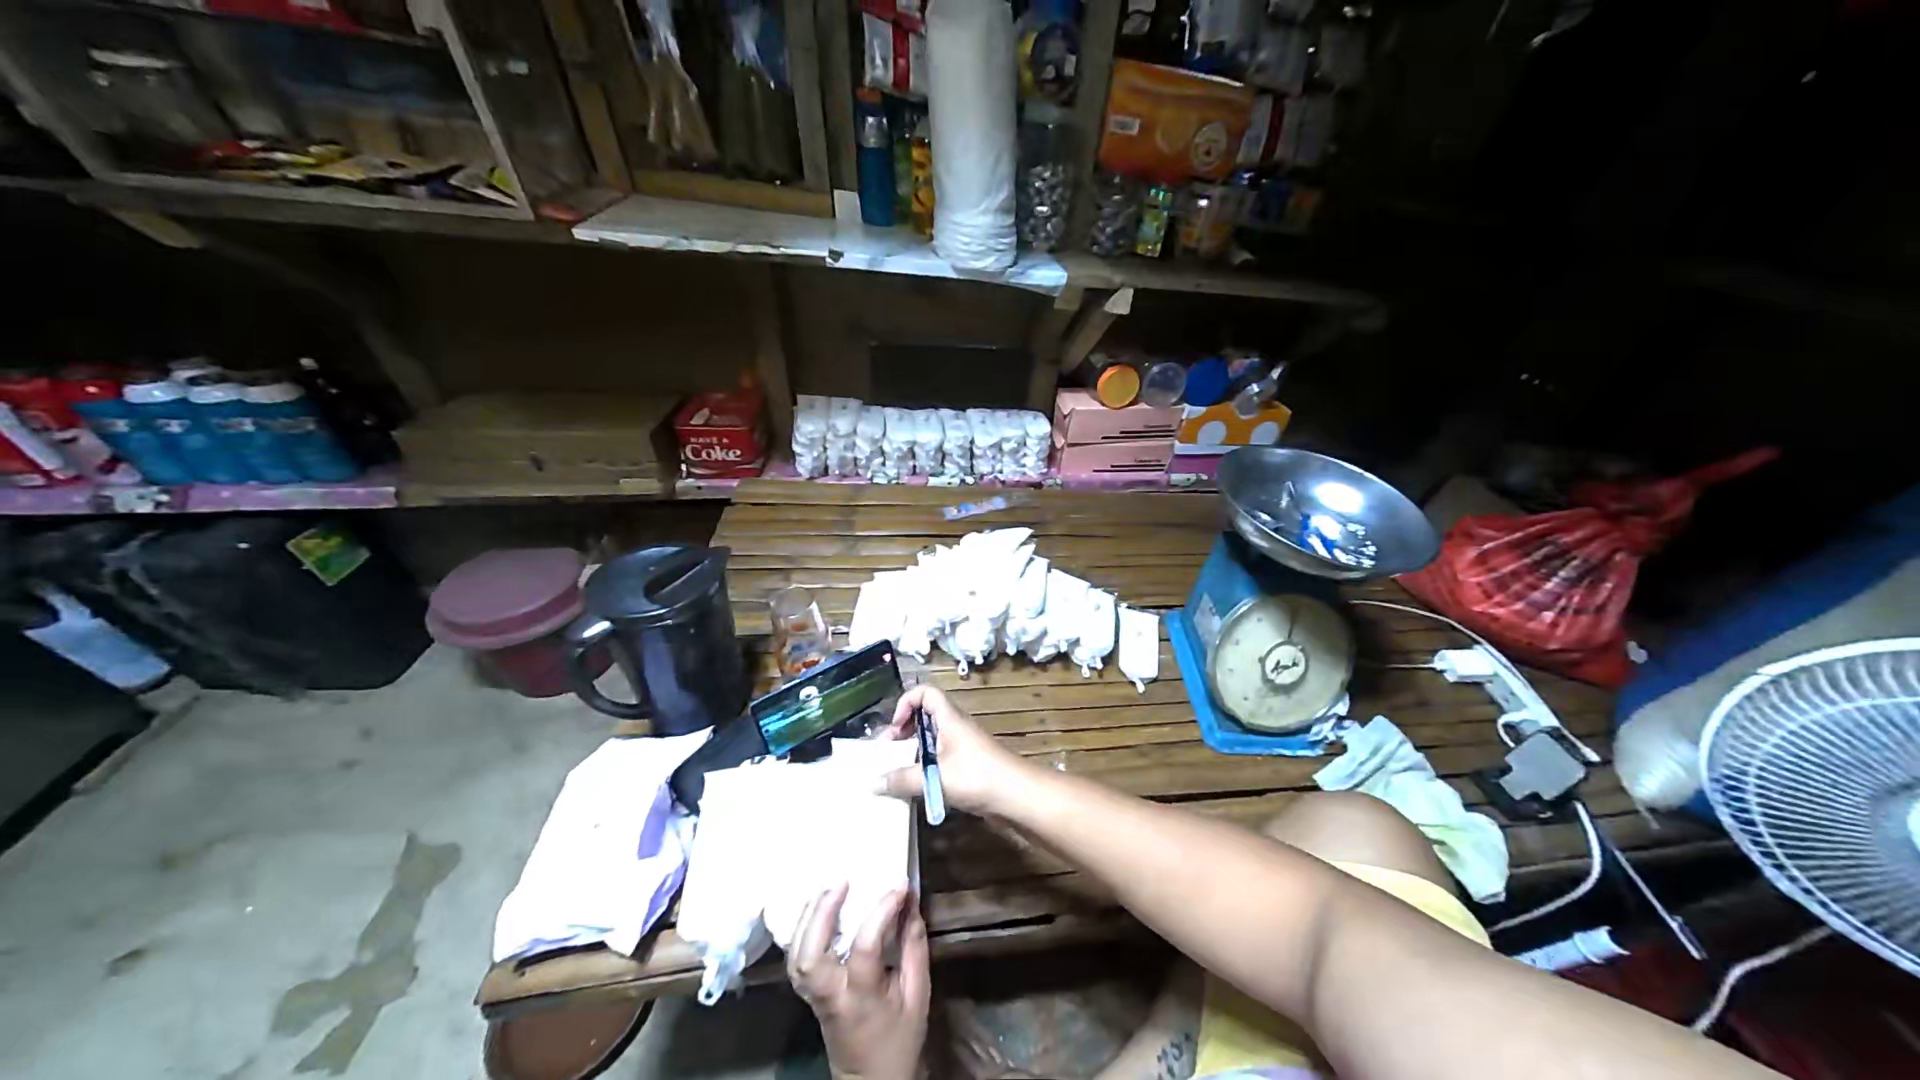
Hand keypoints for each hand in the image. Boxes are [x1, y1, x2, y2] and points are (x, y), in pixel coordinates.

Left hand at [788, 883, 929, 1079]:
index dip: (882, 913)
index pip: (864, 948)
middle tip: (842, 881)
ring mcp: (814, 996)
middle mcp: (831, 995)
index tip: (900, 887)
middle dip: (822, 914)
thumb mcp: (918, 997)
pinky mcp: (808, 993)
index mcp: (861, 997)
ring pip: (796, 957)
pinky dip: (801, 930)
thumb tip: (911, 906)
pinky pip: (796, 959)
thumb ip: (915, 950)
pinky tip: (815, 909)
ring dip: (807, 918)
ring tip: (826, 888)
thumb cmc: (898, 1039)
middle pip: (810, 956)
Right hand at [879, 685, 1028, 816]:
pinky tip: (917, 786)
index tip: (895, 729)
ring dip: (913, 751)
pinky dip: (926, 767)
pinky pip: (940, 758)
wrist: (1019, 797)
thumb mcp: (937, 778)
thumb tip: (873, 783)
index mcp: (950, 719)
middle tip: (889, 752)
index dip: (906, 703)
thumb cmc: (979, 778)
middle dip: (903, 731)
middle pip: (925, 716)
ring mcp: (963, 747)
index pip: (925, 692)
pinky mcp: (968, 767)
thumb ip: (903, 780)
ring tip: (897, 771)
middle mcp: (956, 728)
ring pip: (932, 739)